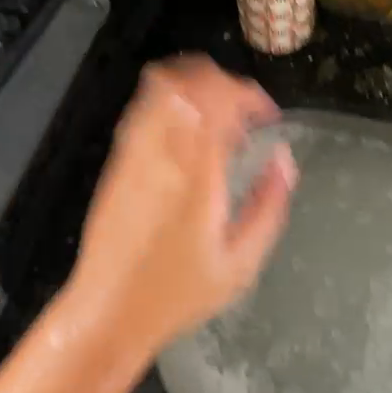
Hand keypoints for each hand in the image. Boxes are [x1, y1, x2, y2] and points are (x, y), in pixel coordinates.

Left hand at [63, 55, 296, 351]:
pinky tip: (185, 129)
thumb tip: (284, 159)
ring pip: (162, 85)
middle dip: (225, 84)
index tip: (267, 116)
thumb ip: (268, 206)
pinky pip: (142, 107)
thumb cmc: (178, 293)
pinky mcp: (117, 160)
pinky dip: (170, 100)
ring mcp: (133, 152)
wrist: (107, 311)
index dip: (249, 95)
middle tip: (245, 114)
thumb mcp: (240, 264)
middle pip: (191, 81)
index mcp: (196, 174)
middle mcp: (161, 152)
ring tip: (217, 115)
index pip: (221, 101)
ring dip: (196, 85)